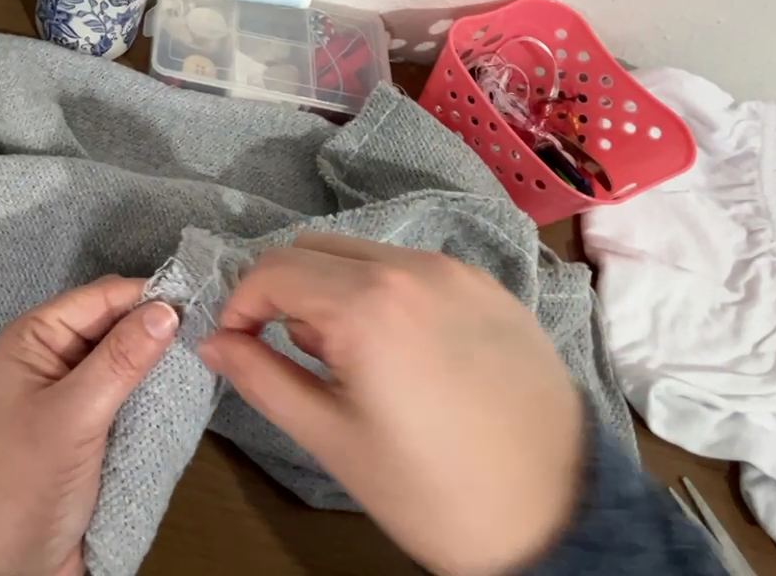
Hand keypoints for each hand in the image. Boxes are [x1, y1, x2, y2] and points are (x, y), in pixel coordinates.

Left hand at [0, 276, 179, 575]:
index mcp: (33, 338)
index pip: (98, 298)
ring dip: (155, 358)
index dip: (145, 296)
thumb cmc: (25, 482)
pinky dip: (150, 388)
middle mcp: (50, 354)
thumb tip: (167, 309)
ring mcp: (69, 390)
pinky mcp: (86, 423)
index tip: (199, 301)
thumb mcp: (73, 416)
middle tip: (209, 329)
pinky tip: (181, 388)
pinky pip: (124, 391)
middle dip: (154, 325)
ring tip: (203, 355)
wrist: (4, 567)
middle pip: (111, 322)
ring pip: (122, 356)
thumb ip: (120, 360)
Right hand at [196, 232, 584, 575]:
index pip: (272, 269)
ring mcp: (457, 272)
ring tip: (349, 356)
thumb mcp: (331, 439)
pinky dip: (381, 291)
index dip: (240, 303)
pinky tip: (400, 349)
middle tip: (292, 352)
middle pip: (311, 249)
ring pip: (360, 254)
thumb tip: (210, 341)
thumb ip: (259, 377)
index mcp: (368, 302)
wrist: (565, 525)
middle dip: (283, 291)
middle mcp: (412, 267)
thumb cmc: (434, 492)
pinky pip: (410, 269)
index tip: (238, 344)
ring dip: (331, 289)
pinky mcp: (490, 288)